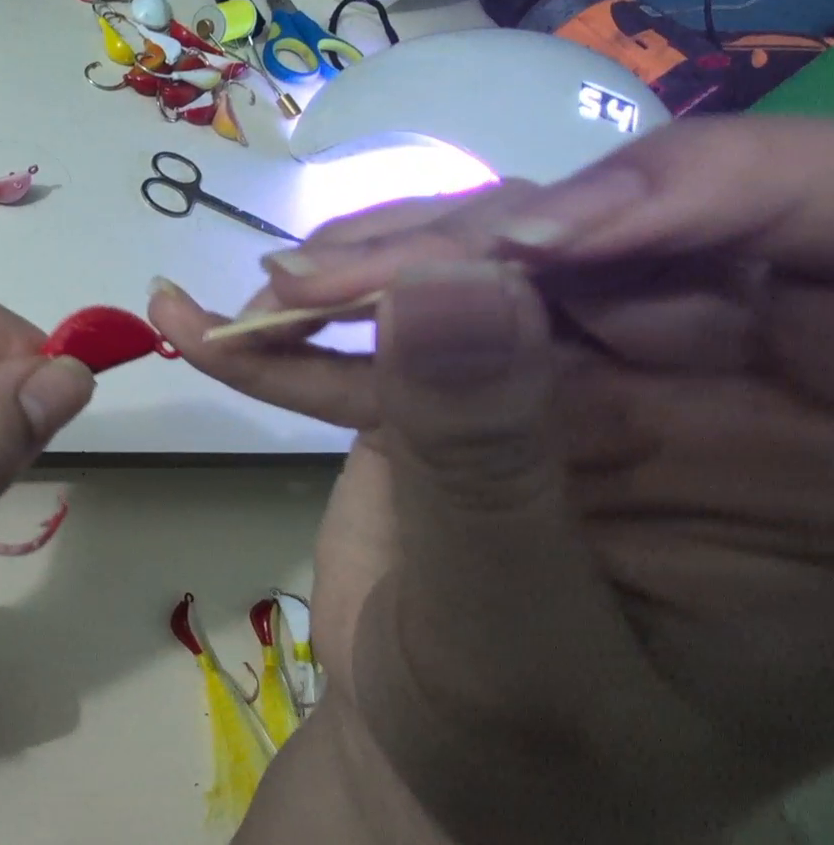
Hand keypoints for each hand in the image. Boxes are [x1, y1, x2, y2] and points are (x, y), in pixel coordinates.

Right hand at [154, 117, 833, 844]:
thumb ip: (485, 464)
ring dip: (354, 274)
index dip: (704, 197)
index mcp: (816, 448)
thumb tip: (440, 277)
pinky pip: (379, 330)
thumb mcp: (511, 633)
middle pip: (604, 241)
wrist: (433, 774)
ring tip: (258, 306)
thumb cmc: (527, 757)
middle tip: (310, 285)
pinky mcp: (457, 385)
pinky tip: (199, 324)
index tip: (523, 244)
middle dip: (450, 244)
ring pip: (476, 261)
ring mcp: (570, 378)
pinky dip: (286, 334)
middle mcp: (711, 387)